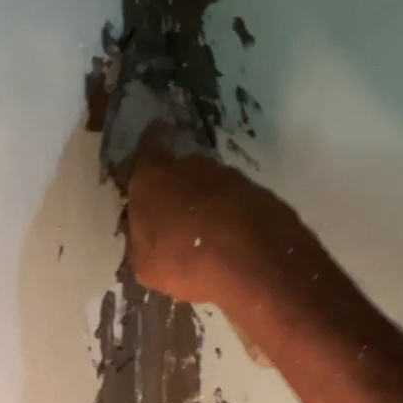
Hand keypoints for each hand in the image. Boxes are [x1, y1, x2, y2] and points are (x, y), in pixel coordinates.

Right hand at [124, 126, 297, 307]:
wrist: (254, 265)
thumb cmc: (183, 262)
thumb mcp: (144, 263)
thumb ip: (140, 239)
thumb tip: (143, 231)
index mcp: (152, 178)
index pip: (149, 145)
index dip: (151, 143)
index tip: (156, 137)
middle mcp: (191, 166)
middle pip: (181, 169)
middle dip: (179, 187)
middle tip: (178, 215)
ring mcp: (231, 177)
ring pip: (212, 185)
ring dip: (209, 203)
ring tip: (209, 235)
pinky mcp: (261, 193)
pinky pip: (238, 202)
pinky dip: (234, 217)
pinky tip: (234, 244)